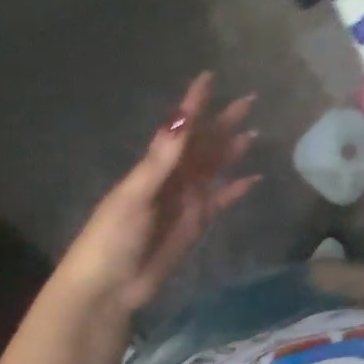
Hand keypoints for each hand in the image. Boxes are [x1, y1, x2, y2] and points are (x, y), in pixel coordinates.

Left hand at [57, 72, 260, 312]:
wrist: (108, 287)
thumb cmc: (112, 237)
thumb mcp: (135, 195)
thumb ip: (162, 159)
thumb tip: (182, 117)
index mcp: (155, 165)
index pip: (180, 127)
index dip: (194, 103)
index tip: (209, 76)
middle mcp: (173, 176)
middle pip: (203, 143)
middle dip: (224, 122)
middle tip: (250, 100)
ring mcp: (185, 199)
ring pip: (214, 167)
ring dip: (232, 150)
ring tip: (255, 133)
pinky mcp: (195, 223)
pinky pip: (220, 200)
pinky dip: (235, 189)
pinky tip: (254, 179)